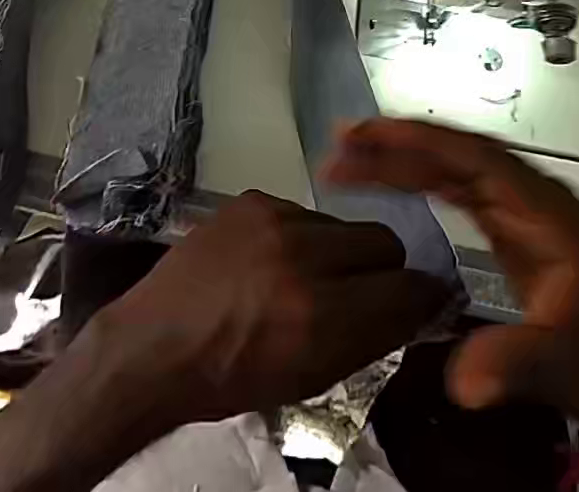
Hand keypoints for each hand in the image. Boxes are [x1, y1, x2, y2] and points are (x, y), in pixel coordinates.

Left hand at [84, 190, 450, 425]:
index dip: (422, 296)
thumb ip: (369, 338)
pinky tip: (270, 258)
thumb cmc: (232, 375)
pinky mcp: (254, 199)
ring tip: (304, 275)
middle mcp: (305, 257)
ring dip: (337, 251)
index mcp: (322, 316)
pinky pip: (303, 211)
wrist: (156, 342)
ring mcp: (276, 219)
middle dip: (383, 267)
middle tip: (361, 287)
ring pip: (343, 224)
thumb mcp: (310, 378)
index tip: (421, 299)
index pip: (408, 289)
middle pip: (385, 240)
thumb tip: (413, 305)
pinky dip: (300, 236)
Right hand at [321, 118, 578, 415]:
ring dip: (408, 160)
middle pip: (460, 154)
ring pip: (459, 170)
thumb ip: (515, 362)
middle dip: (402, 143)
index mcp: (553, 213)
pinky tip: (398, 185)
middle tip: (348, 140)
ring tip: (358, 156)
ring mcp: (529, 218)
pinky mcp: (518, 236)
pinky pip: (462, 193)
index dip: (420, 139)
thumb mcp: (571, 367)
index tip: (372, 132)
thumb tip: (461, 379)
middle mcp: (539, 203)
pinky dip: (425, 184)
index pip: (477, 156)